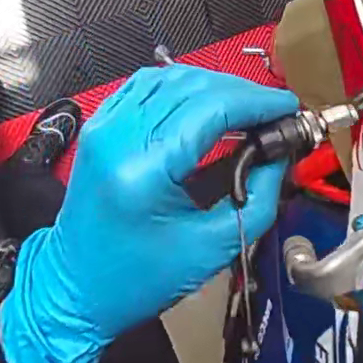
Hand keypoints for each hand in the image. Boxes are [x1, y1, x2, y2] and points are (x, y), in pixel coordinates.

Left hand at [0, 65, 298, 362]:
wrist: (75, 286)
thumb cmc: (136, 278)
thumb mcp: (211, 250)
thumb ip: (257, 199)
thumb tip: (280, 155)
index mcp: (143, 171)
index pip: (211, 108)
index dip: (257, 102)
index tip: (287, 107)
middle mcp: (118, 136)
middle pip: (193, 85)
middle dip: (242, 92)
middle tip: (273, 111)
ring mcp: (104, 126)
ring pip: (170, 76)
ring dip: (213, 84)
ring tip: (244, 106)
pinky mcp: (99, 125)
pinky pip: (145, 84)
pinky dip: (180, 84)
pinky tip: (202, 100)